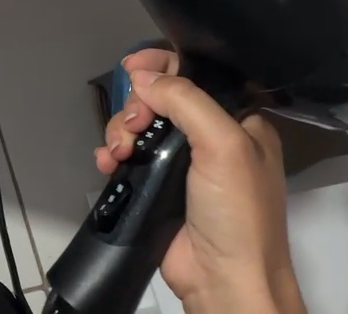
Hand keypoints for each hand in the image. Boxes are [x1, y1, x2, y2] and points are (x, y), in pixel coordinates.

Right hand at [95, 50, 303, 313]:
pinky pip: (127, 153)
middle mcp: (210, 136)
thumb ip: (185, 99)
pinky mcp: (157, 184)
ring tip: (119, 153)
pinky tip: (109, 163)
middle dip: (137, 104)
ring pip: (138, 122)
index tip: (133, 68)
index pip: (196, 73)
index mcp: (238, 121)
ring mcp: (182, 162)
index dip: (163, 64)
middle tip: (135, 123)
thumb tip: (141, 77)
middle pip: (159, 95)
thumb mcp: (223, 145)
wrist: (224, 284)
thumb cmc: (237, 213)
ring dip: (120, 130)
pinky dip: (112, 153)